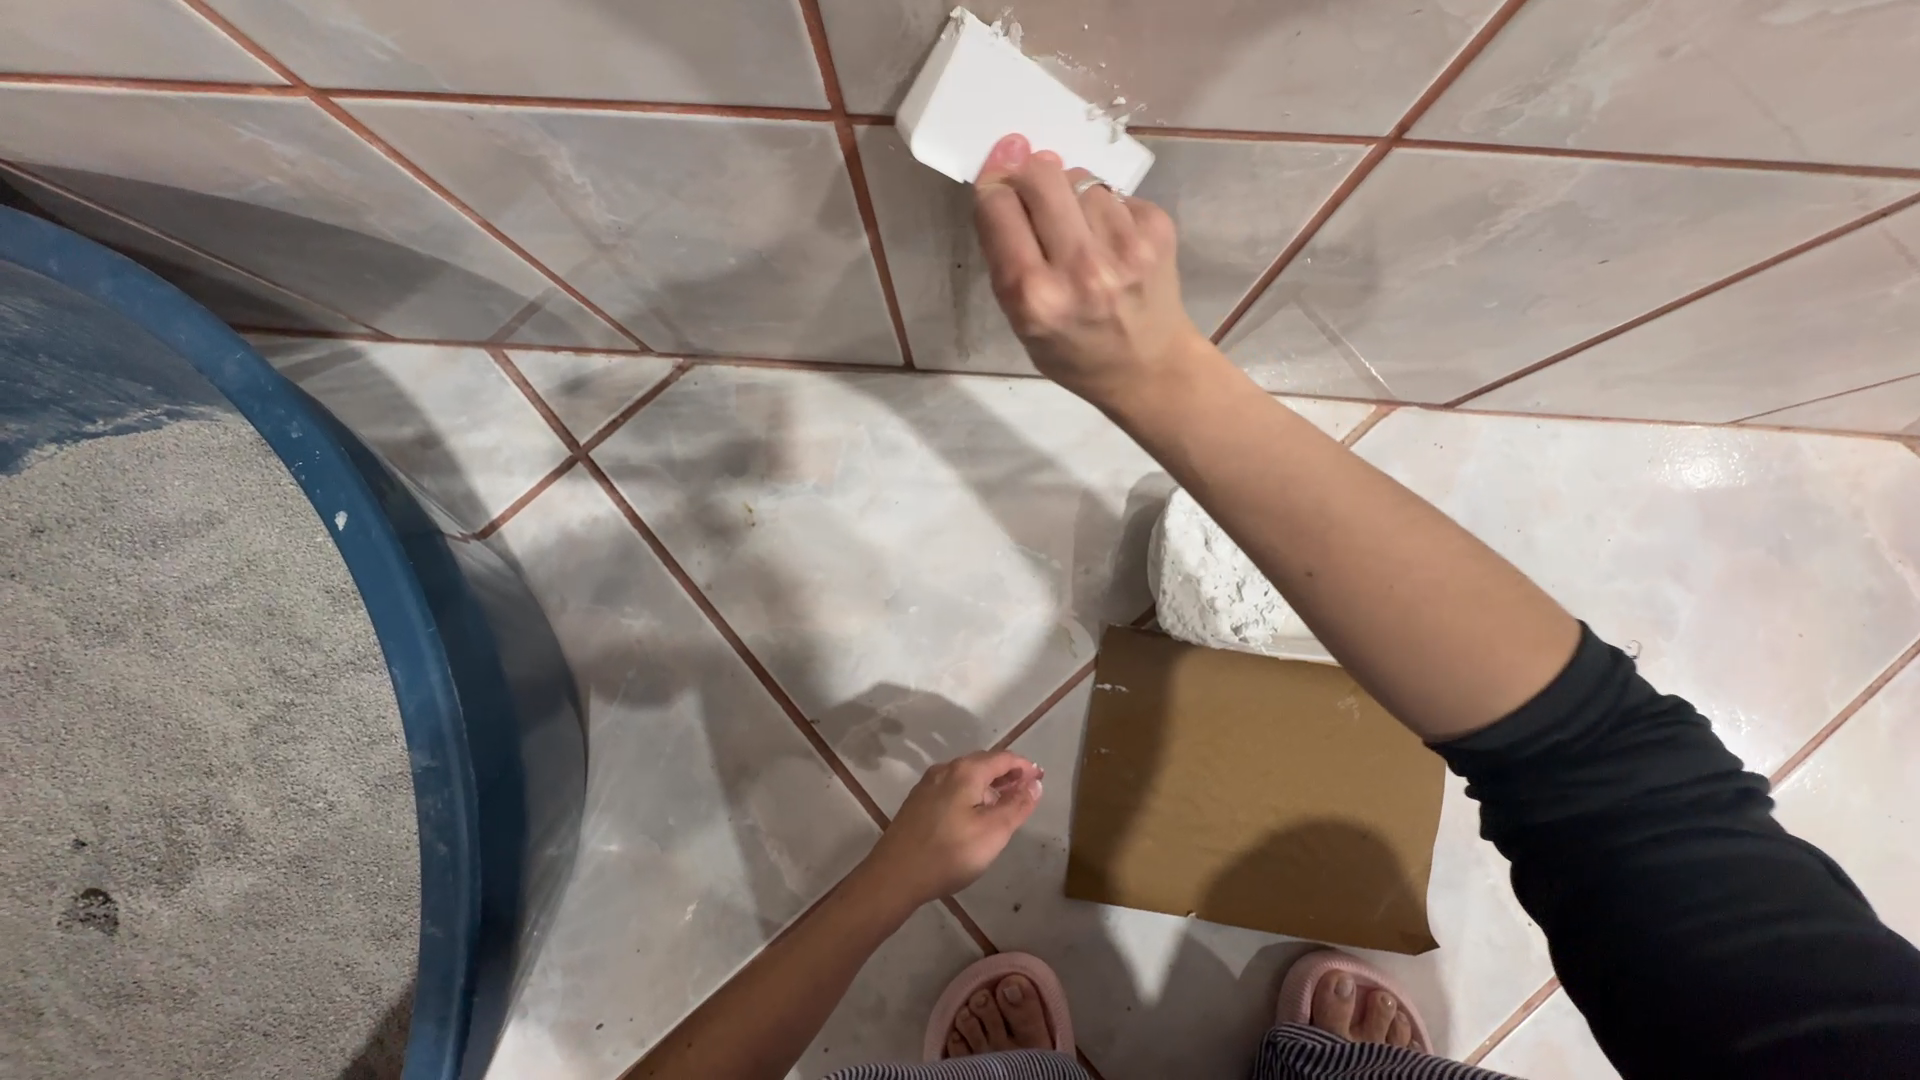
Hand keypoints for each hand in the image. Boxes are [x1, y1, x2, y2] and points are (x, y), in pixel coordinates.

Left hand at [858, 751, 1044, 909]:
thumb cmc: (949, 853)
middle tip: (1026, 792)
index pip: (1003, 757)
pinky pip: (952, 787)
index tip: (1040, 779)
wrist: (894, 875)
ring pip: (966, 776)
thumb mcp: (993, 832)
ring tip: (1004, 805)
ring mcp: (928, 784)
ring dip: (989, 784)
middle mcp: (945, 769)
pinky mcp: (918, 801)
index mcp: (965, 771)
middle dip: (1007, 774)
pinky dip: (971, 793)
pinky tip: (974, 814)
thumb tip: (1036, 782)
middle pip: (983, 763)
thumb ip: (1017, 805)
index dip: (1025, 766)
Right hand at [973, 133, 1207, 408]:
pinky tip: (1109, 242)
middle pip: (1039, 176)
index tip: (999, 197)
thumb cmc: (1074, 352)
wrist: (1149, 369)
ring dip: (1070, 196)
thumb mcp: (1021, 322)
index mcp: (1035, 298)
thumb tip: (1007, 162)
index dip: (993, 192)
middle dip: (1027, 177)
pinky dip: (1105, 208)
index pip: (998, 206)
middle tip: (1033, 200)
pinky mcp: (1157, 230)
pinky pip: (1114, 193)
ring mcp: (1124, 248)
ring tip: (1078, 234)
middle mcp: (1079, 269)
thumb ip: (1007, 252)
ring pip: (1079, 179)